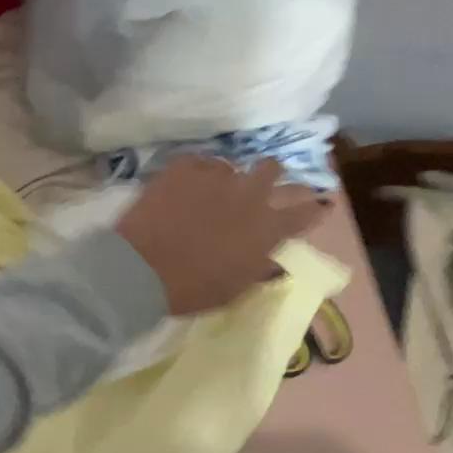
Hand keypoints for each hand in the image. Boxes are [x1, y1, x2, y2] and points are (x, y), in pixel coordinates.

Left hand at [113, 158, 328, 316]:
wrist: (140, 270)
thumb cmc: (190, 290)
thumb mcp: (234, 289)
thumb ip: (258, 269)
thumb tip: (273, 261)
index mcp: (268, 228)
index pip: (306, 211)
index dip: (312, 208)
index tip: (312, 206)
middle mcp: (250, 194)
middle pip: (273, 170)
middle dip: (269, 176)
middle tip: (255, 188)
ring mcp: (216, 176)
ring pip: (233, 165)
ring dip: (225, 178)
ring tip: (208, 192)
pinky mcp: (184, 167)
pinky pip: (199, 163)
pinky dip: (195, 174)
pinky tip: (182, 188)